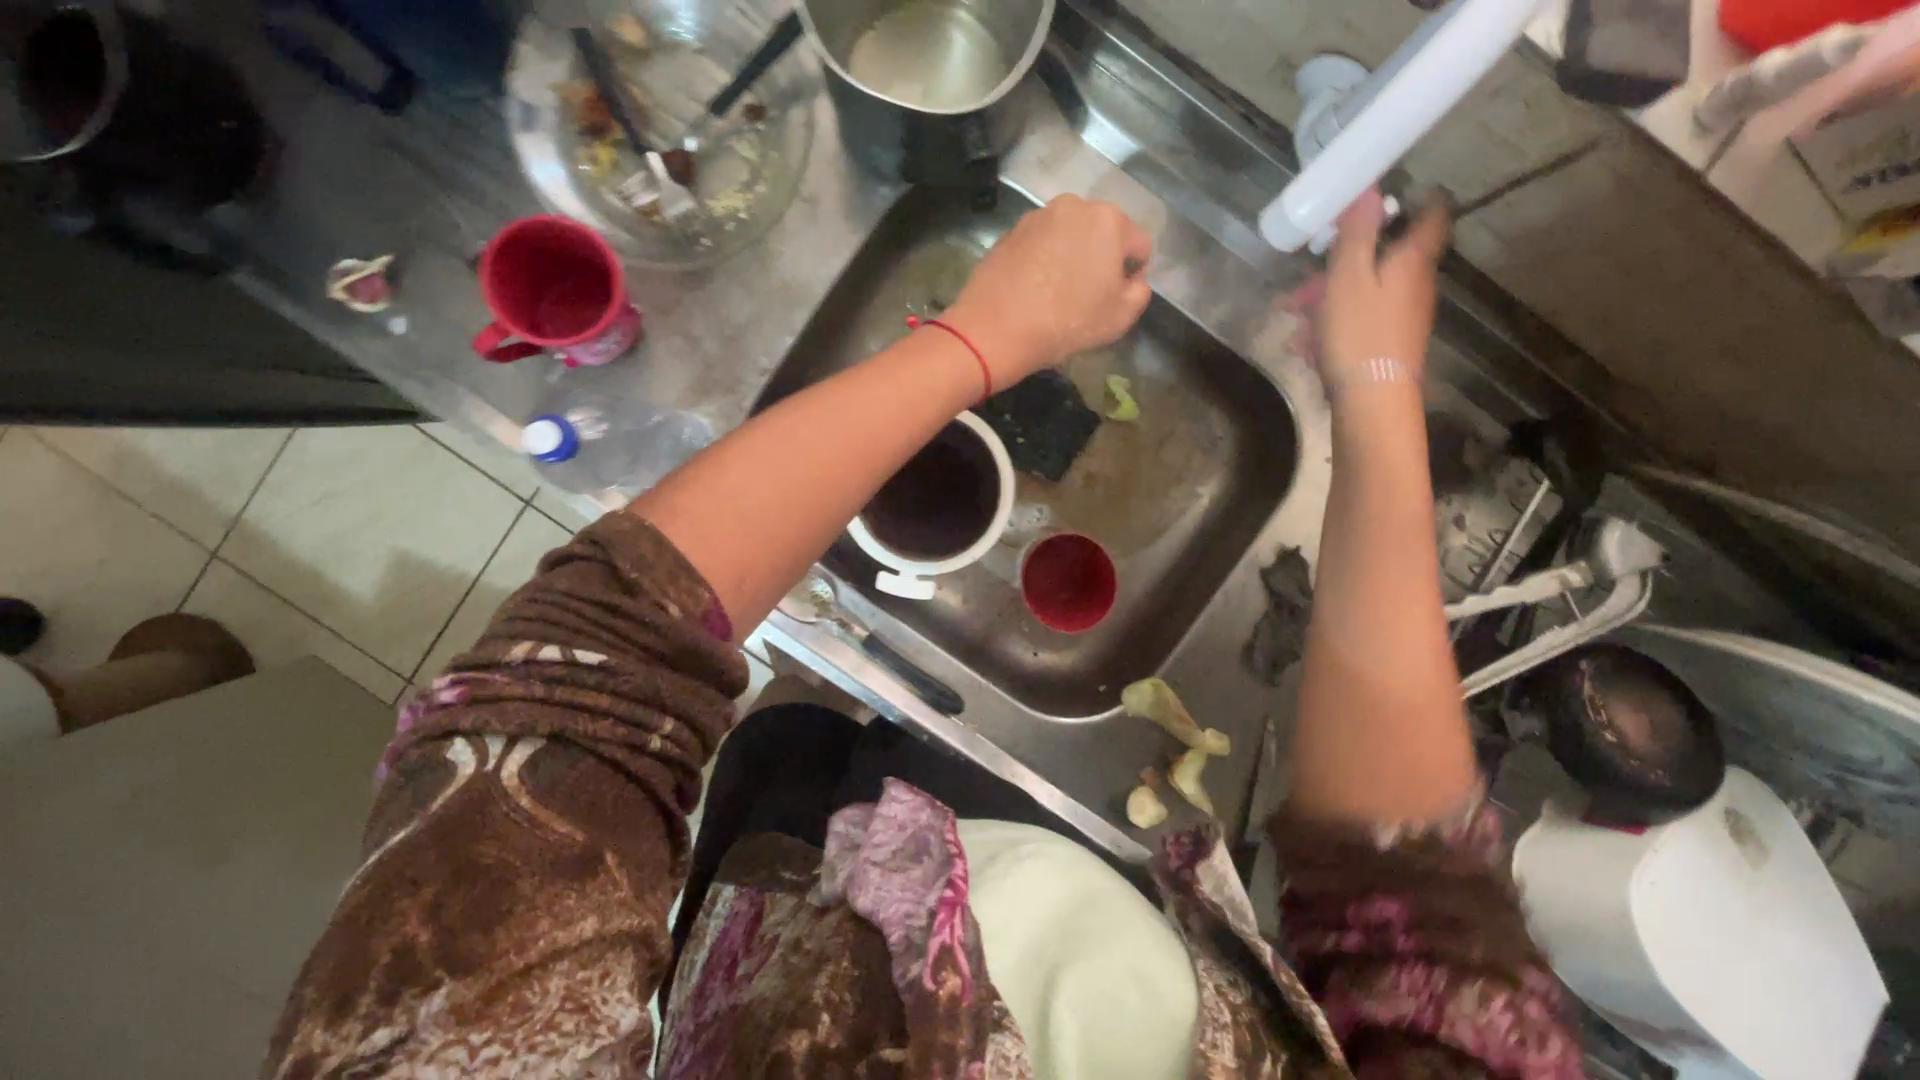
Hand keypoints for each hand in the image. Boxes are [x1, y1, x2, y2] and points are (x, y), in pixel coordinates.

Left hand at [941, 194, 1153, 384]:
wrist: (996, 329)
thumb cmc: (1068, 322)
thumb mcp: (1120, 317)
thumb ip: (1139, 292)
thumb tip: (1134, 280)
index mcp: (1108, 220)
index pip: (1139, 244)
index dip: (1134, 272)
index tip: (1118, 295)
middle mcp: (1073, 206)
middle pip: (1102, 232)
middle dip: (1102, 257)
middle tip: (1089, 293)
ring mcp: (1038, 216)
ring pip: (1069, 235)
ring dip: (1072, 255)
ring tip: (1059, 291)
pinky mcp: (1010, 231)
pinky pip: (1041, 243)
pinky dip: (1044, 259)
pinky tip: (1035, 287)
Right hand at [1295, 188, 1449, 393]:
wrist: (1372, 400)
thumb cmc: (1359, 333)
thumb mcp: (1348, 277)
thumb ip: (1357, 232)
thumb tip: (1372, 188)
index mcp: (1411, 260)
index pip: (1434, 215)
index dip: (1422, 198)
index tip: (1397, 193)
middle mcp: (1416, 284)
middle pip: (1386, 256)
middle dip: (1346, 258)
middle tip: (1310, 269)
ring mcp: (1404, 316)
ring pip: (1367, 290)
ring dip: (1330, 296)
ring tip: (1294, 315)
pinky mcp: (1390, 343)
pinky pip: (1361, 319)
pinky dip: (1335, 323)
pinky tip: (1305, 344)